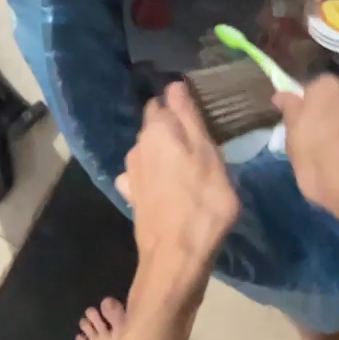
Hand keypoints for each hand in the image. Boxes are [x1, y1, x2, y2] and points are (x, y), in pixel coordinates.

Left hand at [117, 82, 239, 272]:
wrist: (176, 255)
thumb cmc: (203, 201)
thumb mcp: (207, 154)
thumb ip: (189, 118)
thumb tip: (174, 85)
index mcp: (157, 130)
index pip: (163, 101)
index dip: (179, 102)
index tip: (199, 109)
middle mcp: (137, 146)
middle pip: (154, 126)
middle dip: (172, 126)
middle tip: (199, 137)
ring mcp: (131, 172)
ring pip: (149, 150)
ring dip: (164, 151)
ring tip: (188, 162)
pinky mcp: (133, 196)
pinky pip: (145, 175)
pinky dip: (156, 174)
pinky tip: (168, 185)